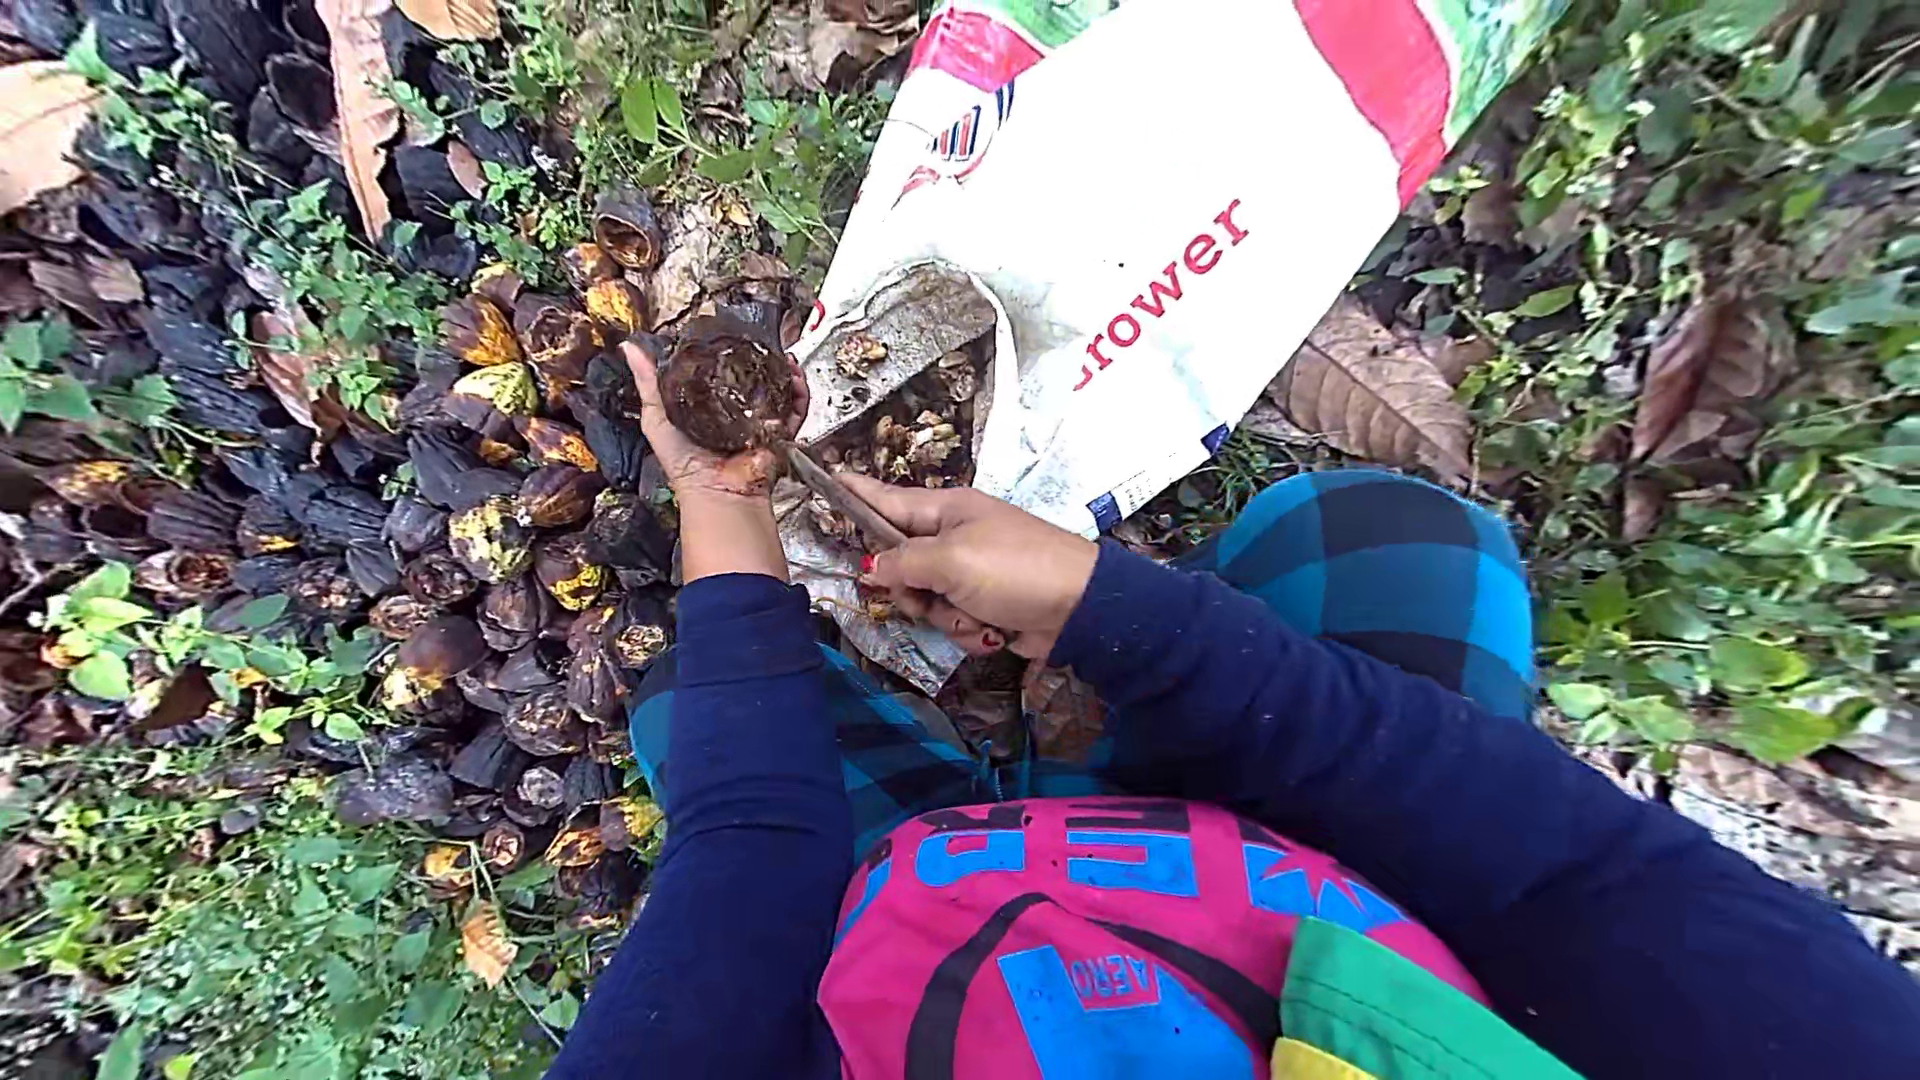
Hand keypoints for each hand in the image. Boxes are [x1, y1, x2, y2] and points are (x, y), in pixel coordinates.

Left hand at [620, 338, 807, 502]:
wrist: (717, 493)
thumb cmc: (685, 466)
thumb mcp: (658, 417)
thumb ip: (649, 384)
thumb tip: (631, 348)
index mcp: (712, 412)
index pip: (725, 379)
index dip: (732, 358)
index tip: (735, 340)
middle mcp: (740, 418)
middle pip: (758, 384)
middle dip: (765, 364)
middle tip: (766, 346)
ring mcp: (762, 427)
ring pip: (781, 395)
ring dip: (786, 376)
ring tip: (785, 359)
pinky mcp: (779, 437)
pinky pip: (794, 415)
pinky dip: (800, 397)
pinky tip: (796, 379)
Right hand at [840, 474, 1098, 660]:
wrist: (1077, 609)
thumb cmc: (1014, 568)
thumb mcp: (951, 559)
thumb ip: (903, 563)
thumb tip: (872, 569)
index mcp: (946, 511)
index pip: (887, 499)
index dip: (856, 493)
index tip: (826, 479)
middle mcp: (953, 539)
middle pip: (900, 564)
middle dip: (910, 589)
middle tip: (925, 594)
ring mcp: (968, 574)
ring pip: (923, 599)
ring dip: (944, 615)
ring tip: (974, 614)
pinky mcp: (983, 605)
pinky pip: (952, 620)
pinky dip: (968, 630)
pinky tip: (992, 630)